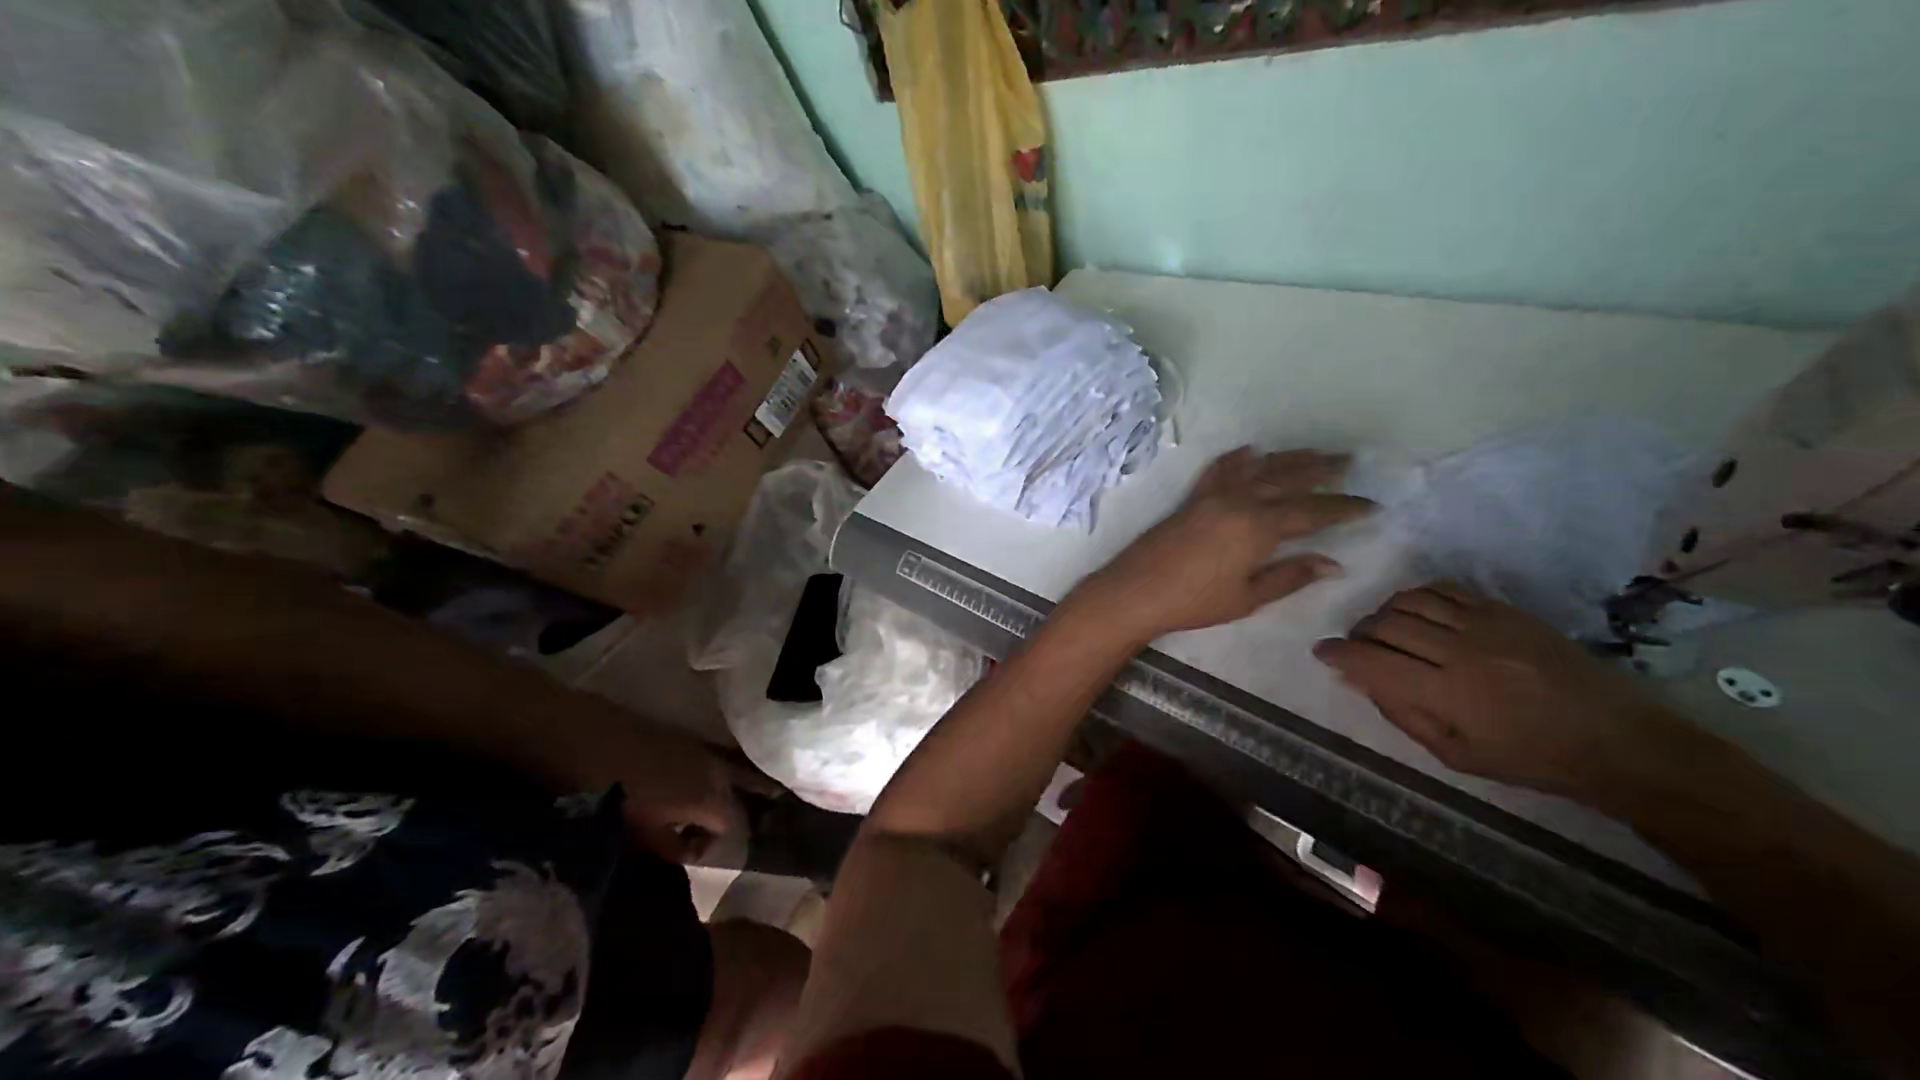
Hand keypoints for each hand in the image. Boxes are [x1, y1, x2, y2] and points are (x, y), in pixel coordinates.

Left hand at [562, 720, 748, 862]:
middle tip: (678, 831)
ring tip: (672, 810)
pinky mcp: (685, 738)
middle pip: (726, 800)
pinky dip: (692, 780)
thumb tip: (688, 853)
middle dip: (707, 819)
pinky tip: (666, 786)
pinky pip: (701, 765)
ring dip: (700, 797)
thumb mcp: (644, 835)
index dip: (706, 844)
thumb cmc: (620, 796)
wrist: (595, 742)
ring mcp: (702, 751)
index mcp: (712, 798)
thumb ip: (673, 849)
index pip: (727, 827)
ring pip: (715, 780)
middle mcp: (717, 772)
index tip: (680, 851)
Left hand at [1074, 447, 1372, 639]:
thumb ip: (1290, 576)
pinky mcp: (1192, 499)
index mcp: (1259, 527)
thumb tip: (1334, 564)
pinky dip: (1238, 459)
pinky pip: (1219, 470)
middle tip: (1350, 461)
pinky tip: (1250, 452)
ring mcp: (1212, 496)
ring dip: (1288, 458)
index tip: (1372, 505)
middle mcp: (1239, 502)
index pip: (1312, 512)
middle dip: (1322, 470)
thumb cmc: (1194, 602)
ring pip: (1258, 469)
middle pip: (1288, 479)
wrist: (1134, 591)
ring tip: (1314, 452)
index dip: (1344, 509)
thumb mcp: (1248, 597)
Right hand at [1312, 584, 1692, 803]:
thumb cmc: (1531, 759)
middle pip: (1385, 625)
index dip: (1338, 653)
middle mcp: (1459, 652)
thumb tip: (1359, 680)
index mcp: (1447, 694)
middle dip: (1358, 633)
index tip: (1323, 652)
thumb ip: (1401, 713)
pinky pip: (1444, 589)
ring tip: (1384, 629)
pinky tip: (1417, 613)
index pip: (1371, 661)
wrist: (1618, 739)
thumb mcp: (1455, 754)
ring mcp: (1485, 625)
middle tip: (1356, 646)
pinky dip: (1418, 596)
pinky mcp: (1506, 611)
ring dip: (1385, 613)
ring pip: (1409, 601)